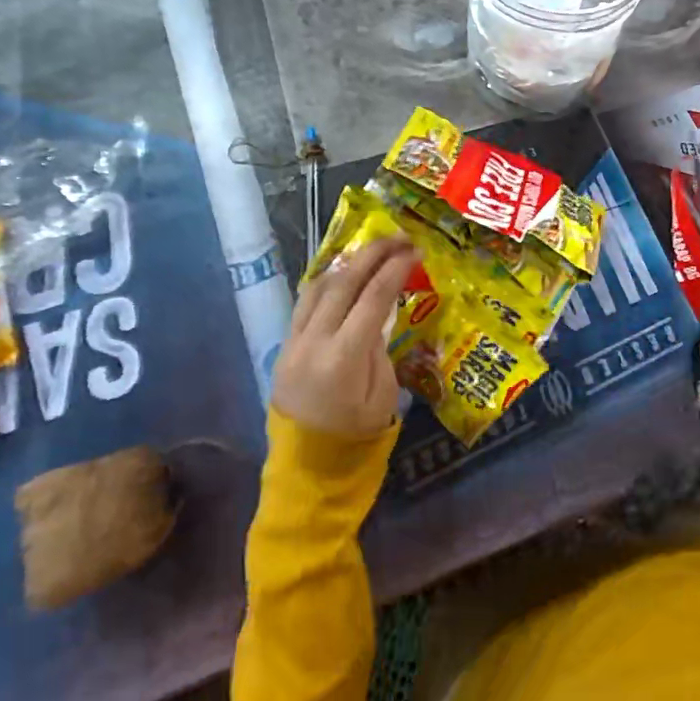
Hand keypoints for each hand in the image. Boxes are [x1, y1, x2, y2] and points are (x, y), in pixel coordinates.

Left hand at [273, 237, 419, 437]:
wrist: (305, 463)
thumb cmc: (354, 435)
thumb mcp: (382, 398)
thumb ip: (380, 351)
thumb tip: (376, 317)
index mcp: (344, 357)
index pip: (372, 298)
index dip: (395, 270)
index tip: (414, 251)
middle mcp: (315, 339)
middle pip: (344, 282)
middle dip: (373, 253)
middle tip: (397, 237)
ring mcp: (295, 338)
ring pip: (319, 285)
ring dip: (347, 262)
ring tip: (372, 250)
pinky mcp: (285, 342)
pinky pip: (305, 301)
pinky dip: (326, 280)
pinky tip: (343, 273)